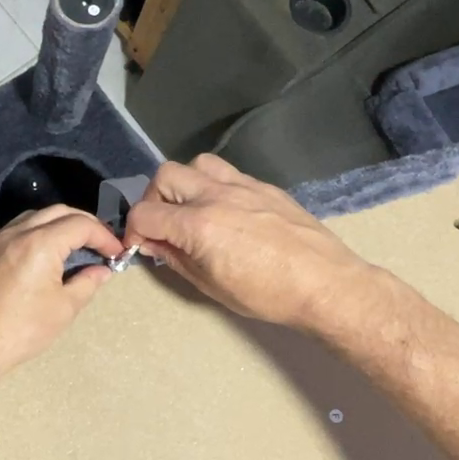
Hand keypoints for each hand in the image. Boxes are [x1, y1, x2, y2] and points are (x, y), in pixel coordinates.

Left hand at [0, 205, 124, 388]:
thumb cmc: (23, 330)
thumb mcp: (64, 308)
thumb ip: (87, 283)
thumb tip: (102, 271)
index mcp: (40, 244)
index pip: (80, 225)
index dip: (103, 236)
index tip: (115, 252)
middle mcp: (15, 233)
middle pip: (56, 212)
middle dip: (82, 223)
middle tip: (98, 243)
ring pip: (30, 218)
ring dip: (54, 225)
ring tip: (70, 246)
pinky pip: (9, 234)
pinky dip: (30, 236)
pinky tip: (36, 257)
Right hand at [123, 154, 386, 334]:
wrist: (325, 284)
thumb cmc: (267, 295)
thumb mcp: (210, 285)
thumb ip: (176, 258)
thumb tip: (154, 244)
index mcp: (199, 225)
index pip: (145, 214)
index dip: (134, 231)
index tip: (141, 246)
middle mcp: (217, 196)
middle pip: (165, 176)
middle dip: (154, 200)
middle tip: (163, 225)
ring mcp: (243, 186)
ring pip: (197, 164)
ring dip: (185, 185)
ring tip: (191, 211)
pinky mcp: (264, 187)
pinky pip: (227, 173)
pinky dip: (213, 187)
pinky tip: (223, 213)